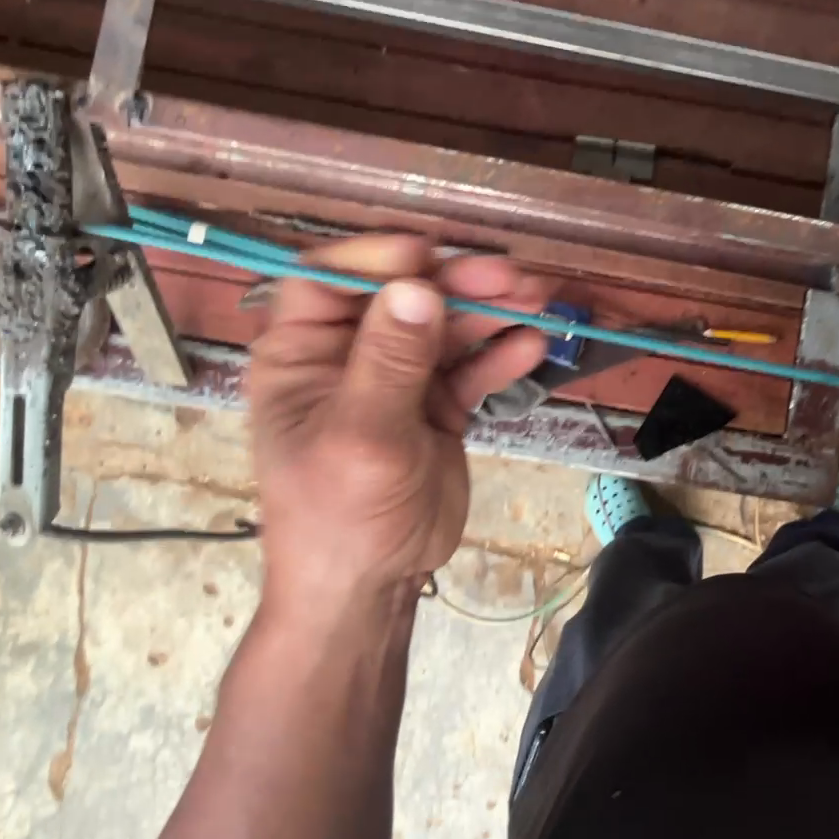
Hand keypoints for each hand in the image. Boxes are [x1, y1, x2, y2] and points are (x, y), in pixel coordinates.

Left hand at [247, 236, 550, 608]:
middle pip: (404, 298)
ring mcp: (400, 379)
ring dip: (490, 312)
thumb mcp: (360, 437)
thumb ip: (390, 362)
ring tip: (536, 299)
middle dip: (456, 283)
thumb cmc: (339, 514)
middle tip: (510, 276)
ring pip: (446, 328)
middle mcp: (350, 355)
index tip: (428, 254)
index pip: (329, 280)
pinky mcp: (439, 404)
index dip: (376, 259)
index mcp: (302, 353)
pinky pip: (471, 369)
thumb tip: (418, 288)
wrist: (371, 584)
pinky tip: (533, 346)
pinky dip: (501, 356)